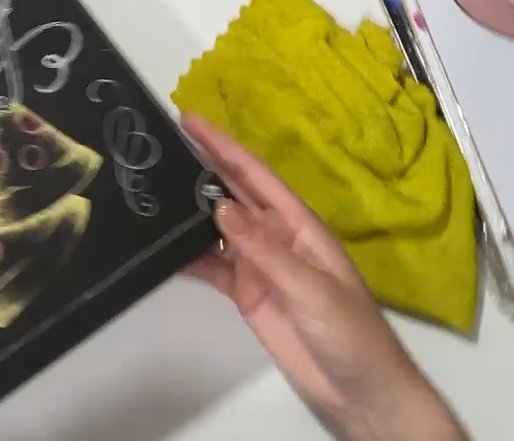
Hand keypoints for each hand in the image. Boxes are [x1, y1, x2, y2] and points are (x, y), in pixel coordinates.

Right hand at [182, 115, 464, 440]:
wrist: (362, 394)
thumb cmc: (351, 331)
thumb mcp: (309, 286)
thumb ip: (262, 248)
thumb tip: (218, 204)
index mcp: (295, 222)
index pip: (253, 174)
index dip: (222, 145)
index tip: (189, 120)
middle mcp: (272, 234)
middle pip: (229, 192)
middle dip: (198, 167)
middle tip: (159, 145)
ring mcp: (256, 262)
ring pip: (214, 225)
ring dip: (188, 209)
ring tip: (151, 189)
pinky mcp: (244, 290)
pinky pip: (209, 265)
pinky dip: (186, 256)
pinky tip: (161, 247)